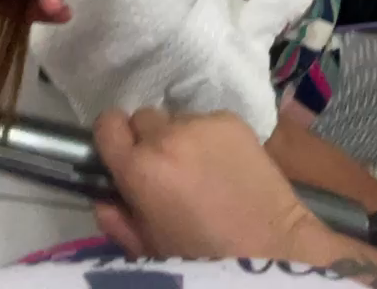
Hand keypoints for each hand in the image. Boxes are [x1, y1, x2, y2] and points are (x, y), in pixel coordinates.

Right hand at [91, 108, 330, 262]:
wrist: (274, 250)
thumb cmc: (206, 259)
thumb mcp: (152, 249)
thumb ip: (118, 221)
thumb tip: (101, 196)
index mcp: (141, 167)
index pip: (107, 123)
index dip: (113, 139)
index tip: (123, 155)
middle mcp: (167, 135)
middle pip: (142, 118)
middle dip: (149, 141)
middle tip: (167, 171)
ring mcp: (202, 123)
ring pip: (175, 119)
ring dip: (179, 138)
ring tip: (201, 170)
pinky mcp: (231, 118)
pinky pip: (206, 121)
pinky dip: (209, 138)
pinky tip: (225, 165)